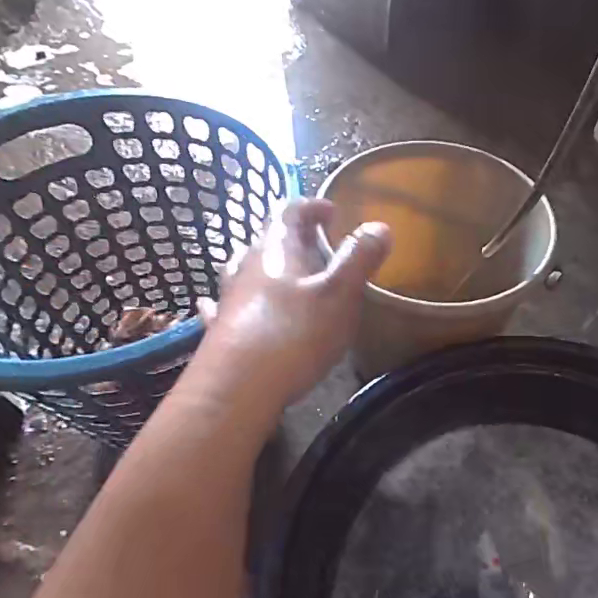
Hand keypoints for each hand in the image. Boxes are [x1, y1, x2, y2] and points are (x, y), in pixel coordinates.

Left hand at [194, 198, 389, 406]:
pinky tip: (217, 304)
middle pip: (268, 239)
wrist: (236, 390)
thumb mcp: (338, 295)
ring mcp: (229, 300)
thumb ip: (359, 259)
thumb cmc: (293, 335)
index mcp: (277, 251)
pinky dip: (232, 299)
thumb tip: (379, 226)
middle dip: (293, 237)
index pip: (289, 212)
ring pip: (244, 270)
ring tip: (284, 274)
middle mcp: (248, 267)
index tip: (332, 211)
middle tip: (318, 247)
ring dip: (265, 265)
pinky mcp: (220, 332)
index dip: (311, 207)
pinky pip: (223, 305)